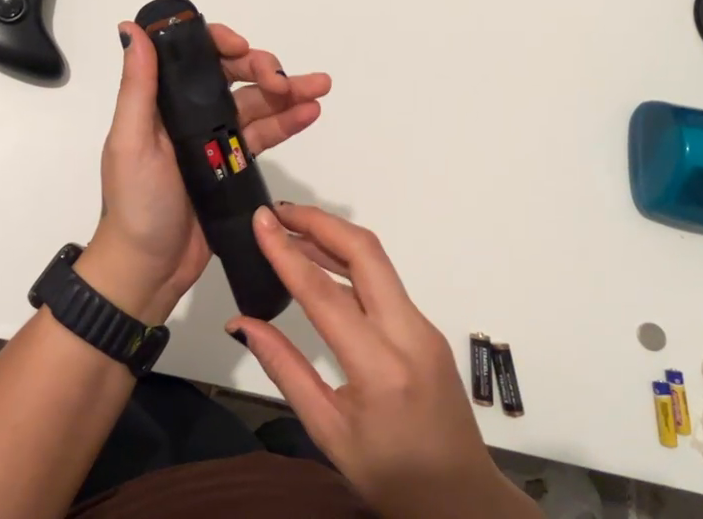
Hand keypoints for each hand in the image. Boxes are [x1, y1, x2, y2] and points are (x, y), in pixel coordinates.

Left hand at [77, 23, 331, 325]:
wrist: (149, 268)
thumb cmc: (136, 203)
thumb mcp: (130, 141)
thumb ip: (138, 86)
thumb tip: (133, 29)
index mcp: (158, 102)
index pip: (192, 58)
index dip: (219, 45)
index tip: (242, 48)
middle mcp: (185, 114)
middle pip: (230, 77)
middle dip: (261, 68)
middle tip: (285, 79)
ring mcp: (210, 140)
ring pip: (253, 104)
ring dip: (286, 92)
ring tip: (320, 87)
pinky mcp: (231, 166)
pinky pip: (263, 136)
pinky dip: (286, 122)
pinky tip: (310, 113)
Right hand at [226, 205, 538, 518]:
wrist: (462, 500)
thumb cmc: (390, 475)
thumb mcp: (327, 431)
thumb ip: (284, 368)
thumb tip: (241, 322)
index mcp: (381, 368)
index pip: (325, 294)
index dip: (287, 252)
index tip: (260, 220)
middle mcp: (410, 336)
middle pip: (366, 253)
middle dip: (320, 222)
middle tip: (277, 212)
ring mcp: (423, 329)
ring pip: (377, 262)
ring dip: (333, 237)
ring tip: (289, 229)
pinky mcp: (425, 330)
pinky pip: (383, 282)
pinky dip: (347, 261)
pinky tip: (318, 263)